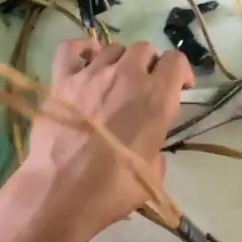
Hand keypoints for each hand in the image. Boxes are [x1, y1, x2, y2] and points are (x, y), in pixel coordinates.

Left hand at [17, 39, 194, 241]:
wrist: (61, 194)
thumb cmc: (112, 190)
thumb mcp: (153, 173)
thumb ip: (157, 147)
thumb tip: (149, 143)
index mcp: (156, 98)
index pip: (177, 61)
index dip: (181, 72)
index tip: (179, 86)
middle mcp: (128, 77)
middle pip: (144, 49)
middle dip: (149, 65)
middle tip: (143, 87)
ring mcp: (92, 74)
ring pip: (113, 48)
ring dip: (119, 61)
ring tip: (113, 80)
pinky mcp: (62, 79)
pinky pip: (71, 48)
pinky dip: (81, 49)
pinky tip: (85, 59)